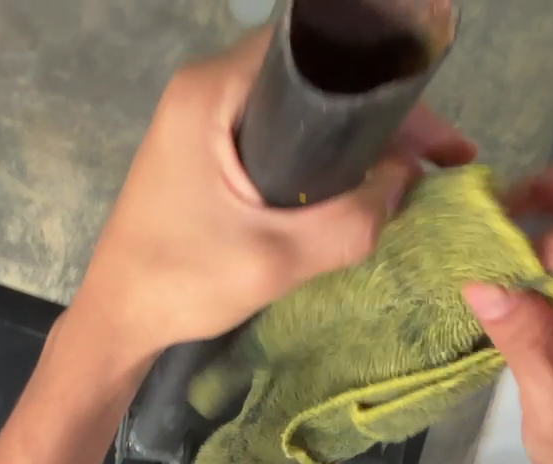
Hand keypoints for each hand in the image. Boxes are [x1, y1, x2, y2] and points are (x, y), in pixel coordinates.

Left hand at [71, 30, 475, 367]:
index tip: (435, 140)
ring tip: (406, 181)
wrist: (116, 322)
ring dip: (352, 146)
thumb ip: (349, 223)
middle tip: (436, 164)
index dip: (390, 90)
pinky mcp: (201, 156)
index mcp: (214, 90)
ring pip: (298, 116)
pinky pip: (275, 142)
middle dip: (381, 122)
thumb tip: (407, 184)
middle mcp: (206, 89)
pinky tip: (351, 193)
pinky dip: (317, 165)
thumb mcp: (273, 260)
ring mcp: (200, 122)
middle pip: (316, 82)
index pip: (323, 53)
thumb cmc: (179, 285)